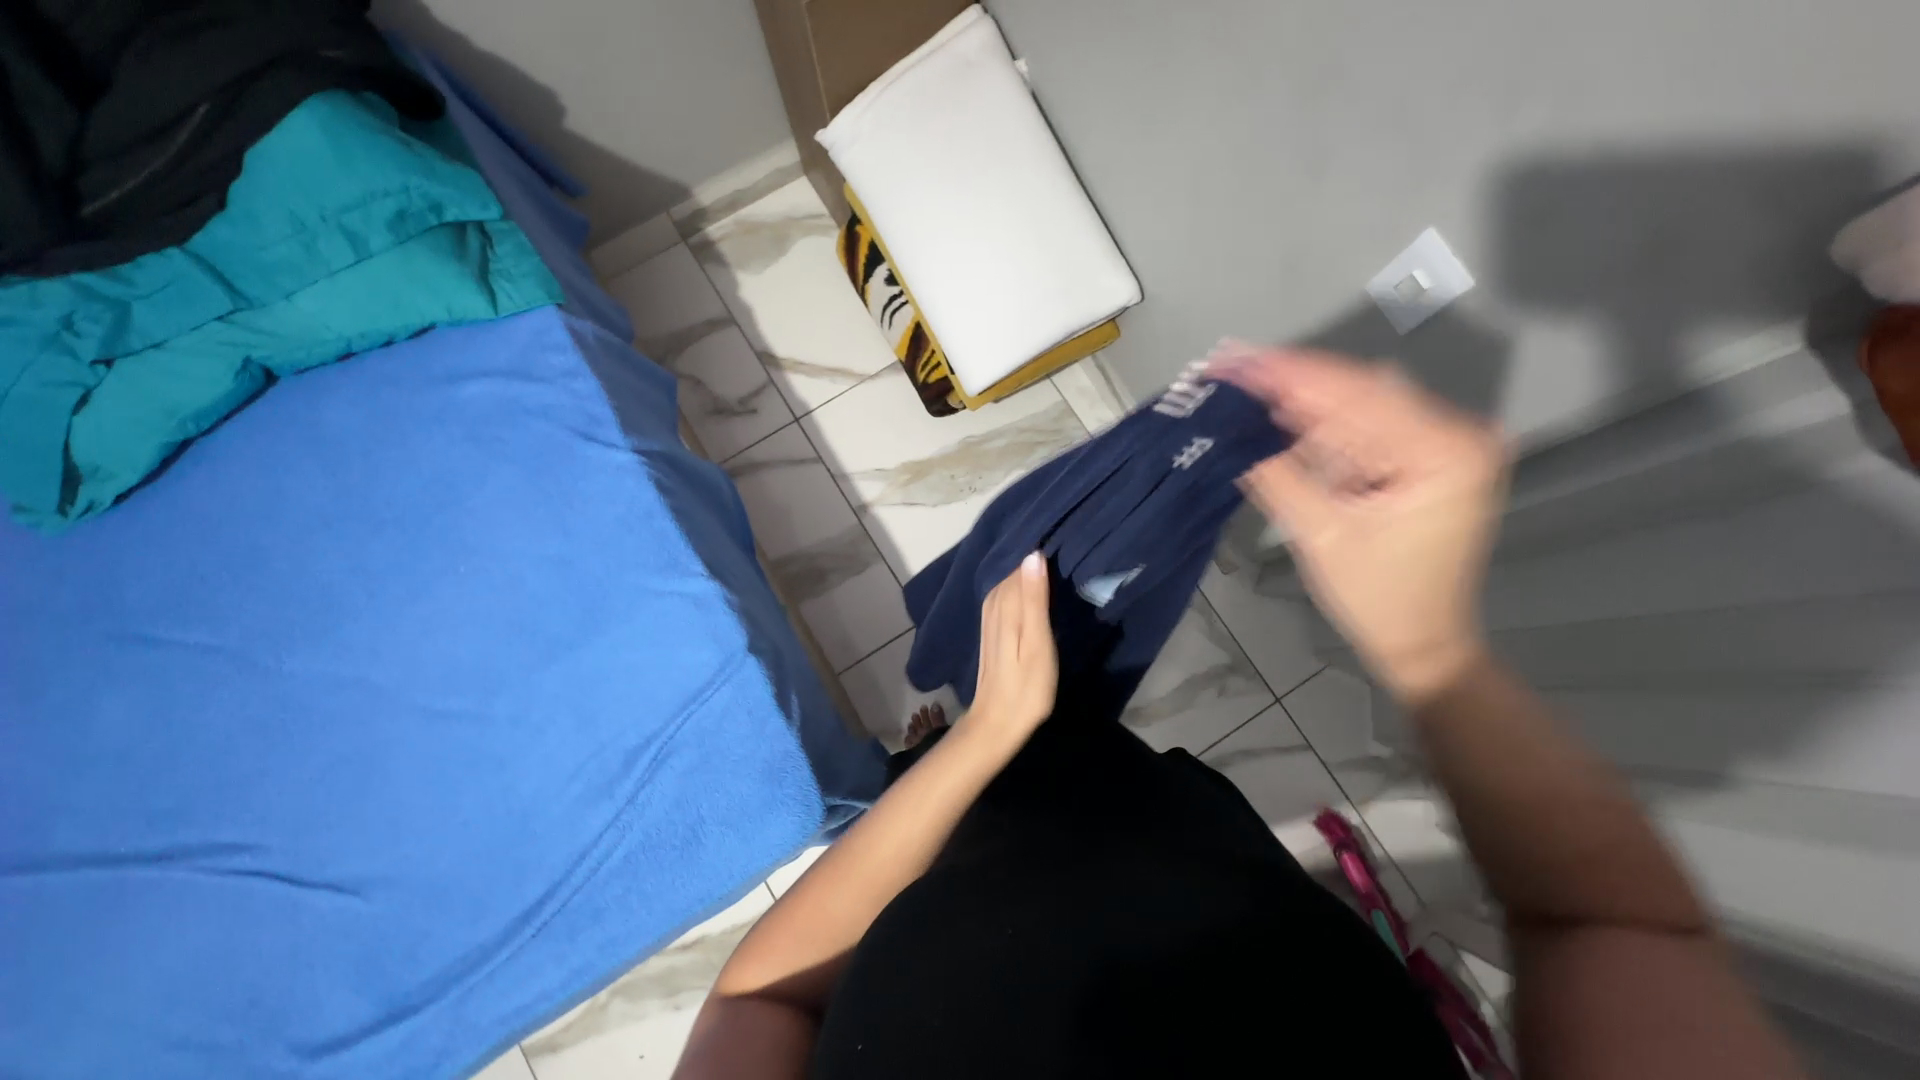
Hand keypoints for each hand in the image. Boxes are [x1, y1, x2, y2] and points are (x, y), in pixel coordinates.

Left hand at [969, 551, 1058, 739]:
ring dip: (1026, 572)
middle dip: (1033, 558)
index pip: (1022, 565)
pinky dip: (1019, 587)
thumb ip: (1034, 599)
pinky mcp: (992, 630)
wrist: (998, 722)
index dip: (1040, 551)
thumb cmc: (1026, 686)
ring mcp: (990, 618)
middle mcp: (993, 604)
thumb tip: (1032, 555)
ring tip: (1052, 559)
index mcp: (1006, 604)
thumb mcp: (1037, 642)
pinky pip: (1005, 596)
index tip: (1064, 533)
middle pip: (1014, 572)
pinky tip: (1032, 588)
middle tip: (1064, 542)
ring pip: (1008, 583)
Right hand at [1210, 343, 1507, 703]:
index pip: (1356, 395)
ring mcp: (1446, 444)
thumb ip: (1280, 472)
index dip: (1289, 375)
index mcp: (1443, 451)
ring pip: (1361, 404)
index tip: (1237, 358)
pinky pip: (1369, 426)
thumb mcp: (1321, 534)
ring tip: (1246, 383)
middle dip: (1291, 382)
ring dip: (1303, 398)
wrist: (1423, 642)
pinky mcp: (1428, 457)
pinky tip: (1281, 412)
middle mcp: (1456, 434)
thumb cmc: (1378, 599)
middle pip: (1360, 391)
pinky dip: (1324, 422)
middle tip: (1232, 367)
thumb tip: (1236, 427)